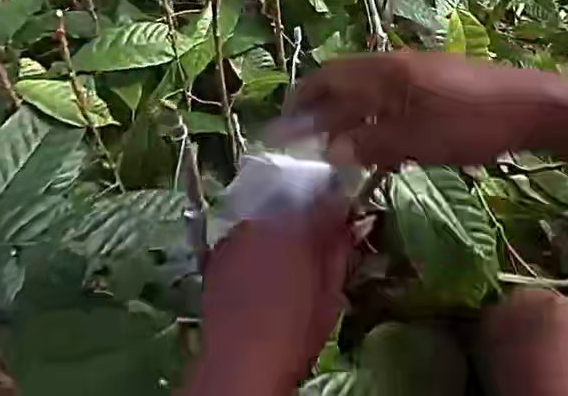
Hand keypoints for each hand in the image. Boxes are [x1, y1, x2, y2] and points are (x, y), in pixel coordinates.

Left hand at [184, 198, 355, 395]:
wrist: (238, 368)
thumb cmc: (294, 336)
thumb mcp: (330, 296)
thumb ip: (339, 253)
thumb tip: (348, 228)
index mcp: (302, 225)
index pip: (329, 200)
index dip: (339, 210)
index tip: (344, 222)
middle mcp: (269, 219)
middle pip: (296, 206)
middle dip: (307, 220)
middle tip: (314, 247)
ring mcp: (240, 233)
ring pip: (269, 218)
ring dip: (279, 230)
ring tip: (284, 261)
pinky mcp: (219, 251)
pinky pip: (244, 236)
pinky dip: (254, 246)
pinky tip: (257, 270)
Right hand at [285, 52, 567, 169]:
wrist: (530, 105)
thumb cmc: (471, 122)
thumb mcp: (419, 140)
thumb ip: (373, 143)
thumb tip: (330, 149)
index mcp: (387, 72)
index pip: (331, 78)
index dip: (303, 98)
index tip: (282, 121)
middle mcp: (397, 66)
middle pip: (347, 83)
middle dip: (322, 108)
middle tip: (302, 138)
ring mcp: (418, 73)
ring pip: (370, 92)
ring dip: (349, 116)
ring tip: (335, 147)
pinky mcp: (436, 84)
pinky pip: (393, 99)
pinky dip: (377, 119)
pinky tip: (381, 145)